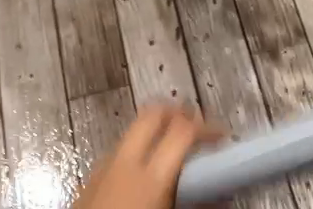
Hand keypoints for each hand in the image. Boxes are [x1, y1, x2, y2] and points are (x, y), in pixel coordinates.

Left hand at [74, 106, 222, 208]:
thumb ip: (196, 206)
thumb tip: (221, 196)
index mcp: (149, 178)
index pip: (182, 131)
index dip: (206, 128)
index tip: (222, 137)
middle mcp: (124, 163)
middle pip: (152, 113)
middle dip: (177, 113)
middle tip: (197, 128)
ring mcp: (103, 167)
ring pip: (133, 129)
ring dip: (156, 130)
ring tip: (175, 150)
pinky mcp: (89, 179)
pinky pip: (118, 151)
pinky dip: (137, 150)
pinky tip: (147, 174)